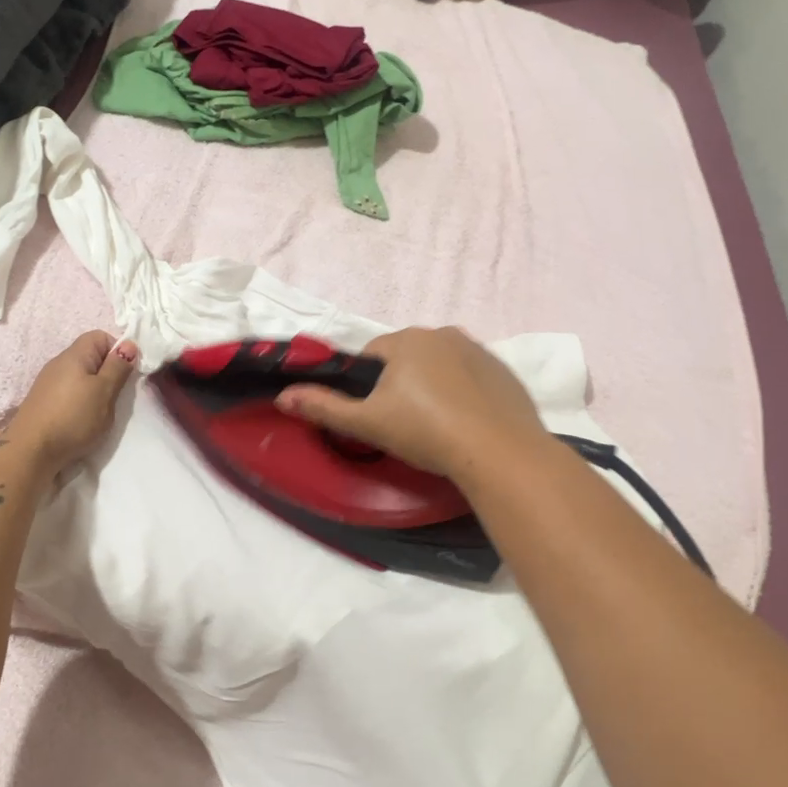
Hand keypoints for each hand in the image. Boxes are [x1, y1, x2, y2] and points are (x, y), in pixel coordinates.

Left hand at [8, 331, 139, 474]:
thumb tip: (128, 344)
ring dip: (94, 391)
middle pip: (90, 357)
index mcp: (74, 355)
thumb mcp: (103, 392)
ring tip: (99, 412)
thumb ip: (117, 368)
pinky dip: (80, 402)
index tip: (126, 373)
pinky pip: (69, 392)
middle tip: (115, 396)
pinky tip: (81, 420)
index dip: (117, 350)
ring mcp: (48, 383)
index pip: (100, 336)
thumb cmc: (73, 418)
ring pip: (80, 377)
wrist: (31, 451)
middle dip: (108, 373)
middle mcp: (59, 363)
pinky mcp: (44, 402)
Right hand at [275, 326, 551, 488]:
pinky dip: (463, 393)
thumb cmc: (426, 433)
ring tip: (436, 426)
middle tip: (403, 424)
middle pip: (406, 357)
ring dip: (432, 386)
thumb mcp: (367, 423)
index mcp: (406, 340)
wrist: (500, 453)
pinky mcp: (504, 371)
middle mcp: (443, 333)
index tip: (376, 415)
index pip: (371, 356)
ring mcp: (479, 349)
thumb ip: (323, 406)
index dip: (367, 386)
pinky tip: (464, 423)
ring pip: (439, 365)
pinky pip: (471, 376)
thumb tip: (283, 396)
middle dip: (400, 384)